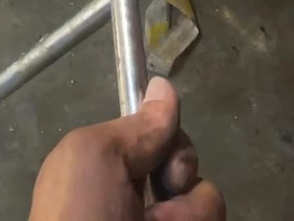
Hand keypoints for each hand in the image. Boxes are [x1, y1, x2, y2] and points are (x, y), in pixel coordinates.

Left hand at [29, 77, 224, 220]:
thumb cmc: (78, 216)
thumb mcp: (96, 156)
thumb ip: (137, 127)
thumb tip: (165, 86)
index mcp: (109, 169)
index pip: (160, 136)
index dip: (168, 135)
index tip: (165, 134)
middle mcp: (141, 201)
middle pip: (190, 168)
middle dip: (182, 173)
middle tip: (158, 196)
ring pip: (209, 203)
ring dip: (188, 214)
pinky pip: (214, 220)